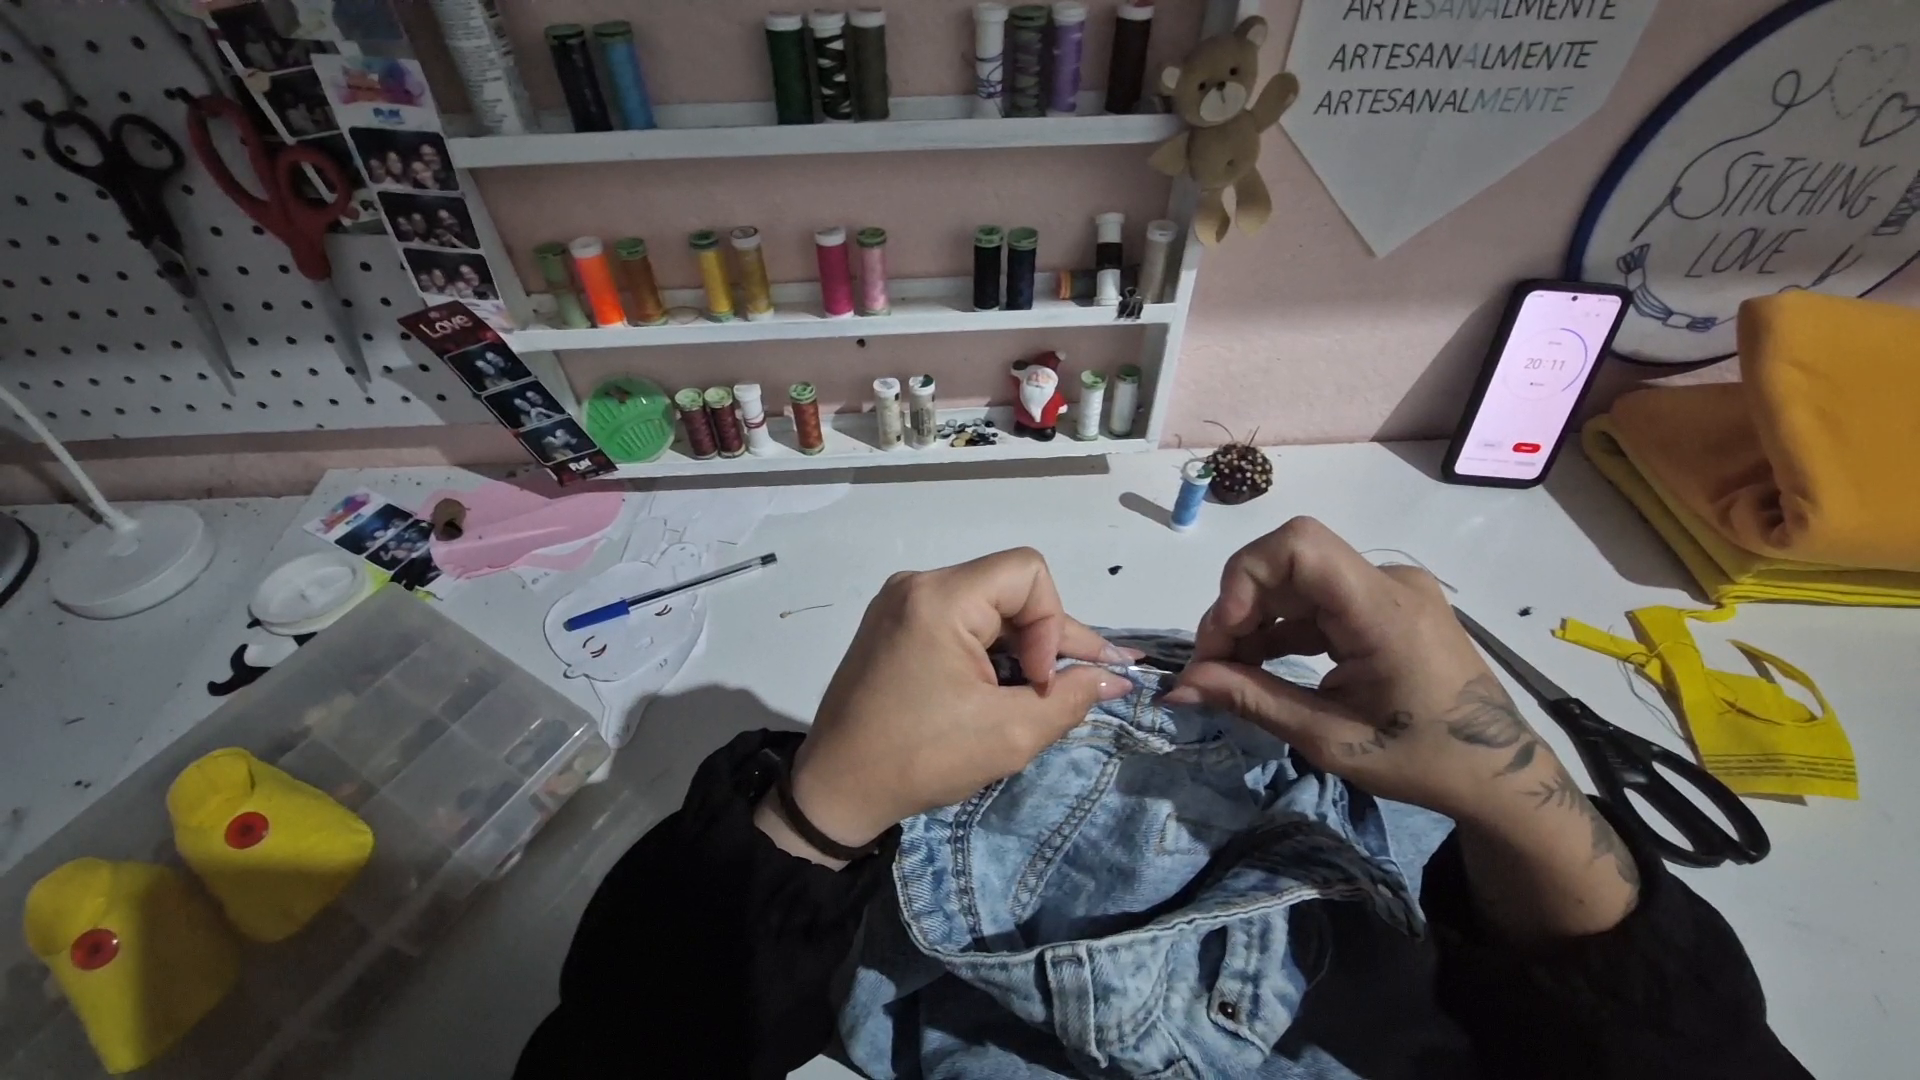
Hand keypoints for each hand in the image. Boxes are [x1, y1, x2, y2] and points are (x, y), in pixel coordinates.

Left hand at [765, 549, 1133, 862]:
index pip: (1027, 573)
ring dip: (1020, 649)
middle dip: (1045, 640)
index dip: (1052, 623)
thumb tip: (1113, 677)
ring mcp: (901, 603)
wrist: (835, 789)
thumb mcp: (1009, 734)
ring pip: (987, 608)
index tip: (1039, 681)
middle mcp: (918, 584)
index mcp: (939, 597)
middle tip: (1079, 686)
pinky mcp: (895, 625)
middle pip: (1008, 590)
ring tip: (1041, 694)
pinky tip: (1005, 687)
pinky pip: (960, 622)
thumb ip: (1071, 697)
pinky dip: (989, 651)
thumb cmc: (920, 759)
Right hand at [1168, 517, 1534, 824]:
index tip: (1223, 633)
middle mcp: (1386, 583)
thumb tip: (1178, 687)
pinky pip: (1312, 600)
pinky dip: (1276, 627)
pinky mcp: (1379, 604)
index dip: (1245, 577)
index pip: (1300, 546)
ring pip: (1293, 580)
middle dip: (1236, 607)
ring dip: (1251, 620)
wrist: (1500, 774)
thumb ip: (1251, 700)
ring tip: (1227, 670)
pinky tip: (1256, 664)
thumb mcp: (1330, 740)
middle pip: (1287, 562)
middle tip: (1209, 665)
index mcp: (1385, 612)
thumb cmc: (1423, 760)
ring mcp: (1385, 590)